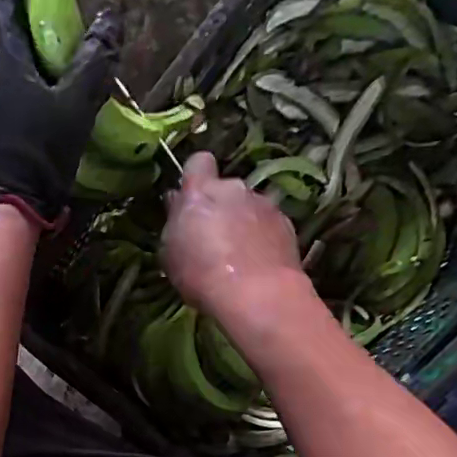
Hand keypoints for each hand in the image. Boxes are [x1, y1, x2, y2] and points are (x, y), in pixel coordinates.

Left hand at [0, 0, 120, 212]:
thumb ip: (95, 59)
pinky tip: (45, 74)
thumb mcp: (78, 104)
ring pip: (2, 46)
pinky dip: (24, 60)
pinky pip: (5, 71)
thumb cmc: (41, 151)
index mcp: (1, 54)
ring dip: (26, 31)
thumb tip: (111, 18)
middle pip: (1, 16)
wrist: (12, 201)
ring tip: (55, 32)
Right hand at [162, 151, 311, 326]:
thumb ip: (175, 221)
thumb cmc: (202, 274)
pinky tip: (257, 261)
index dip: (194, 176)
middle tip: (212, 238)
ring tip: (238, 255)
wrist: (257, 294)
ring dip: (242, 222)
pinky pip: (267, 223)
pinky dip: (261, 236)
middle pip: (224, 188)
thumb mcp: (170, 252)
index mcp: (200, 191)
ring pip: (247, 206)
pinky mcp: (286, 223)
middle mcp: (234, 189)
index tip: (190, 198)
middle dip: (219, 206)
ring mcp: (264, 204)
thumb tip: (178, 202)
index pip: (198, 162)